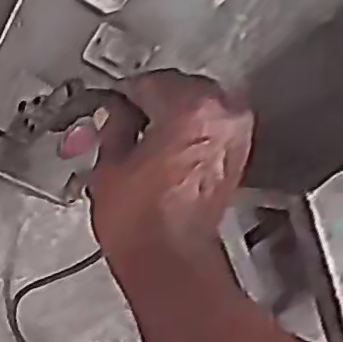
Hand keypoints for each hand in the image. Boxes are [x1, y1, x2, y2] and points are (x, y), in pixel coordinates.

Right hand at [87, 70, 252, 259]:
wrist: (167, 259)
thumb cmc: (141, 225)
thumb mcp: (108, 169)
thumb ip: (113, 130)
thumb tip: (115, 116)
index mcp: (190, 107)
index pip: (150, 82)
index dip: (121, 95)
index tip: (108, 103)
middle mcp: (221, 115)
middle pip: (179, 90)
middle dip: (148, 105)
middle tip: (119, 123)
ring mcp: (233, 137)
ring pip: (195, 111)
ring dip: (166, 121)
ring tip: (136, 145)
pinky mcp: (234, 160)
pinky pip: (206, 133)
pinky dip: (183, 138)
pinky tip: (157, 157)